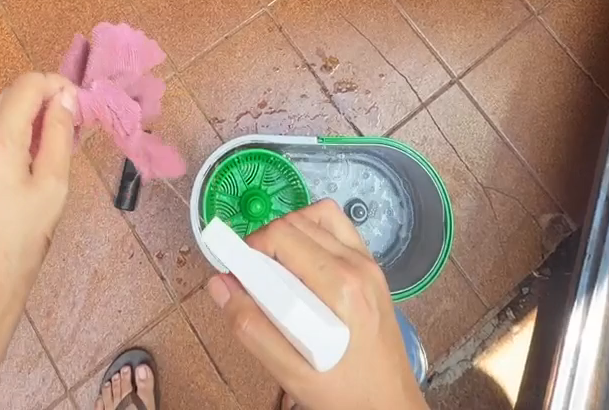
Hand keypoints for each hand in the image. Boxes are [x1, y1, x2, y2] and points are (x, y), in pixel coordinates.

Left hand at [0, 72, 78, 327]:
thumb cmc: (21, 243)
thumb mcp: (53, 187)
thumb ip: (59, 135)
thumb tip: (65, 99)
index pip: (28, 84)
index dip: (56, 85)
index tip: (75, 106)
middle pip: (7, 96)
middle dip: (39, 103)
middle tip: (65, 130)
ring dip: (19, 122)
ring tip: (42, 154)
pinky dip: (0, 142)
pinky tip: (14, 174)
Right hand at [207, 199, 425, 409]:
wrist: (389, 405)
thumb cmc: (343, 393)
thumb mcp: (291, 374)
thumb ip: (251, 327)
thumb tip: (218, 283)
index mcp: (340, 288)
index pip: (282, 236)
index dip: (251, 248)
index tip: (240, 274)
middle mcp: (357, 264)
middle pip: (295, 222)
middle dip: (266, 242)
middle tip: (256, 278)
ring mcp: (368, 260)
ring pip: (315, 217)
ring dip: (288, 233)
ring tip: (278, 268)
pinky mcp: (372, 263)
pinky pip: (337, 224)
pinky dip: (313, 228)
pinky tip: (304, 259)